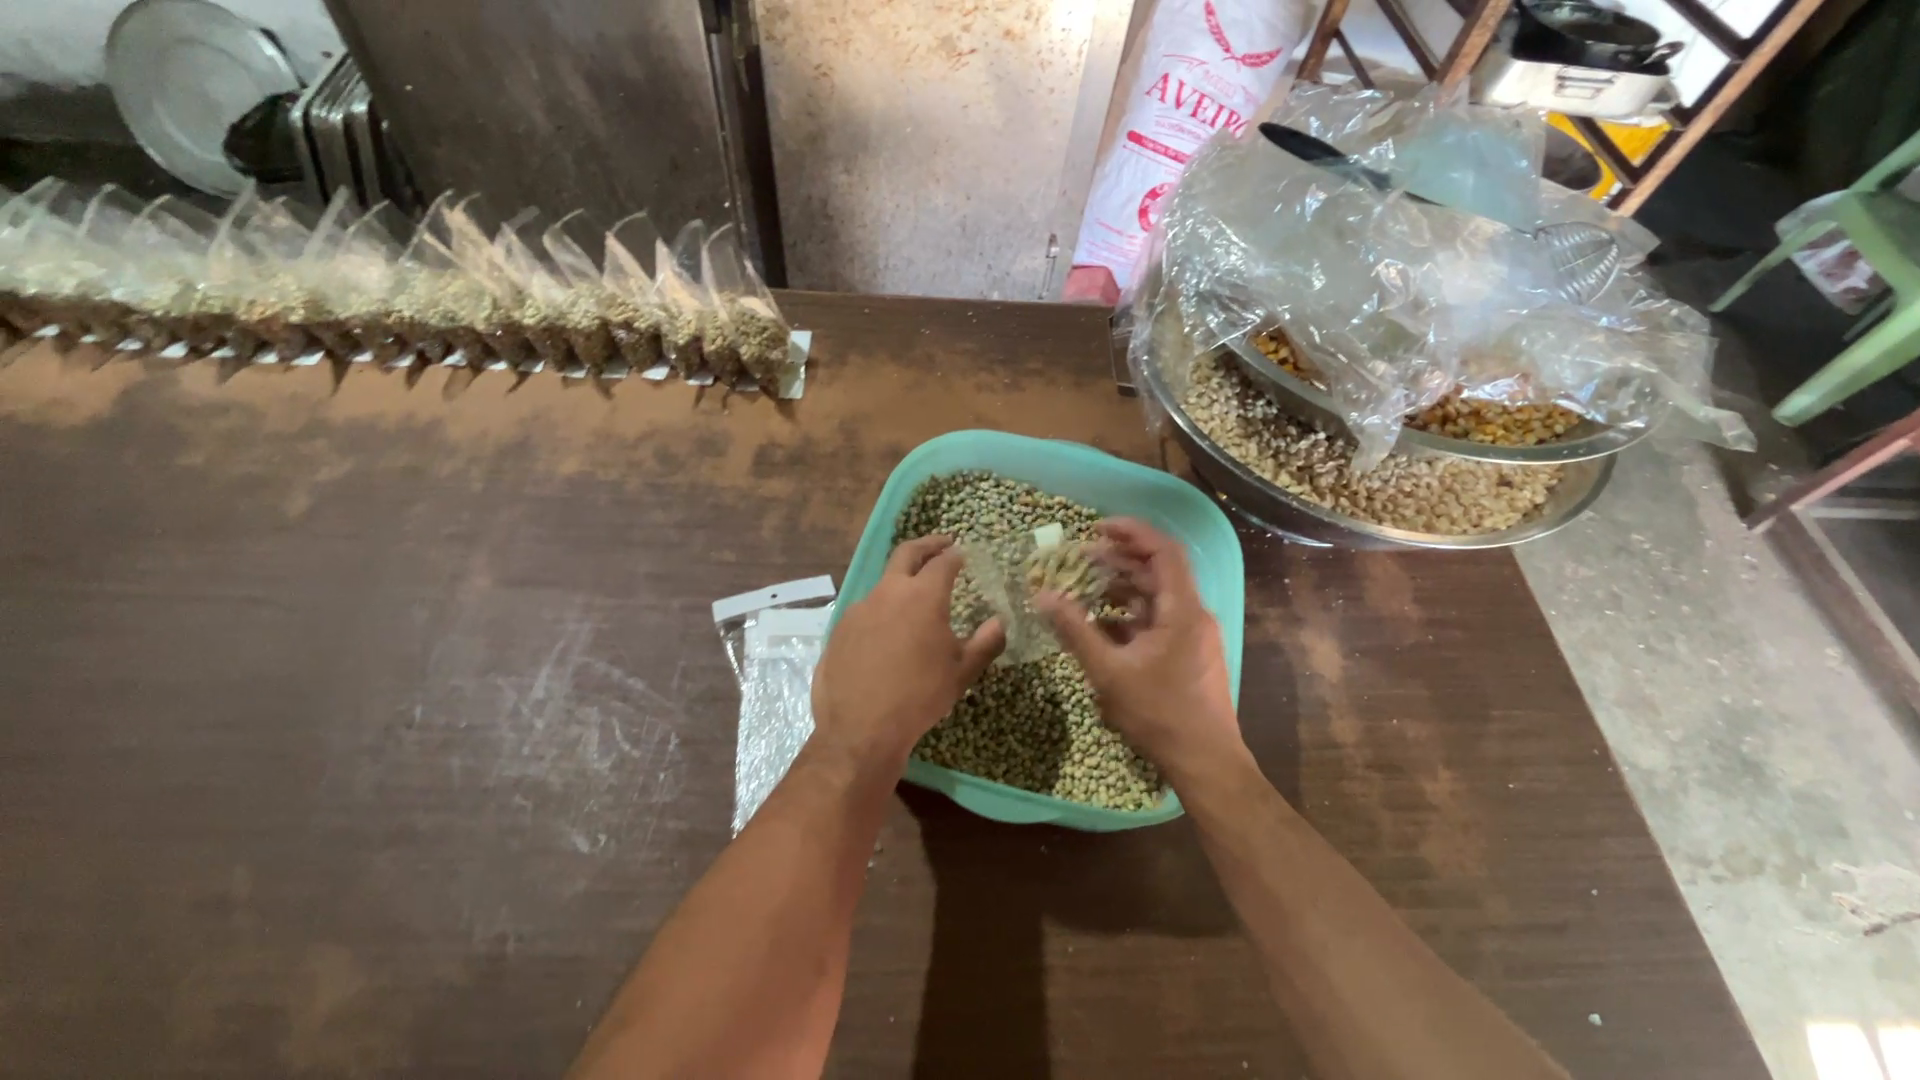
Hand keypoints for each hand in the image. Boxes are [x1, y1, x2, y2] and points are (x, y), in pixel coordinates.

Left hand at [812, 535, 1004, 766]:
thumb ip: (985, 642)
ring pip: (883, 584)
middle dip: (926, 545)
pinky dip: (881, 611)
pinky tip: (887, 634)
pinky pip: (865, 611)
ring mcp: (858, 609)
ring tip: (915, 598)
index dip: (955, 555)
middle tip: (941, 544)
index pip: (943, 562)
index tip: (962, 553)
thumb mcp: (962, 672)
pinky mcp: (839, 629)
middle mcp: (888, 592)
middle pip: (906, 554)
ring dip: (901, 582)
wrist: (860, 728)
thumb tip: (1000, 622)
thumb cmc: (920, 696)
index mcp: (923, 596)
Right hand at [1035, 519, 1242, 781]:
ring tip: (1086, 586)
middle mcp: (1193, 615)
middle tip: (1082, 557)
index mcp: (1182, 610)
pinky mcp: (1189, 655)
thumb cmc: (1159, 713)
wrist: (1205, 759)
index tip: (1098, 528)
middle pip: (1159, 572)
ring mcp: (1194, 636)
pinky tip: (1102, 625)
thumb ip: (1075, 631)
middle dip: (1120, 559)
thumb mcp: (1109, 671)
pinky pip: (1159, 621)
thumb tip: (1043, 596)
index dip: (1132, 532)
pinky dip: (1131, 616)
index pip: (1163, 551)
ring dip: (1124, 588)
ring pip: (1158, 598)